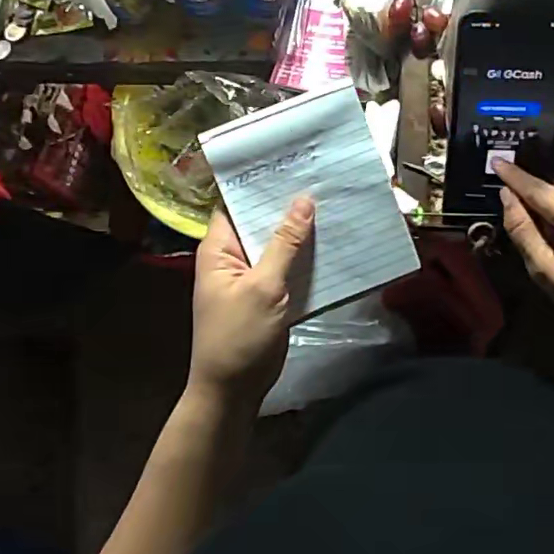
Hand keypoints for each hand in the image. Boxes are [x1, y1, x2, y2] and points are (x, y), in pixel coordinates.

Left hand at [188, 198, 314, 403]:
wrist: (232, 390)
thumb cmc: (239, 336)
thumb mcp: (263, 287)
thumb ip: (284, 244)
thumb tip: (303, 200)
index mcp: (219, 248)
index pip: (236, 203)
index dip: (259, 183)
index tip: (291, 162)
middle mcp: (232, 256)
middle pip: (260, 222)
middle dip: (288, 205)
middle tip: (322, 178)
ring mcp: (251, 276)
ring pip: (277, 245)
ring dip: (301, 232)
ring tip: (334, 202)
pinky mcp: (268, 295)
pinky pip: (286, 268)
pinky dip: (304, 258)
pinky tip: (332, 242)